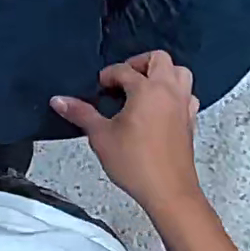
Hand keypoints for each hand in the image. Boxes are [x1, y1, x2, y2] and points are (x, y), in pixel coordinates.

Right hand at [50, 51, 205, 213]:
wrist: (168, 191)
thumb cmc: (135, 162)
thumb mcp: (101, 136)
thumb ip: (81, 113)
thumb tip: (59, 100)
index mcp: (147, 90)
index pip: (124, 70)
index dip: (109, 75)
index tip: (100, 87)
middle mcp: (169, 92)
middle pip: (160, 59)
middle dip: (139, 63)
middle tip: (123, 78)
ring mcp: (183, 106)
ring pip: (180, 73)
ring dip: (162, 74)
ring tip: (143, 88)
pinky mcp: (190, 121)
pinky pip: (187, 95)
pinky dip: (175, 92)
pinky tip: (160, 107)